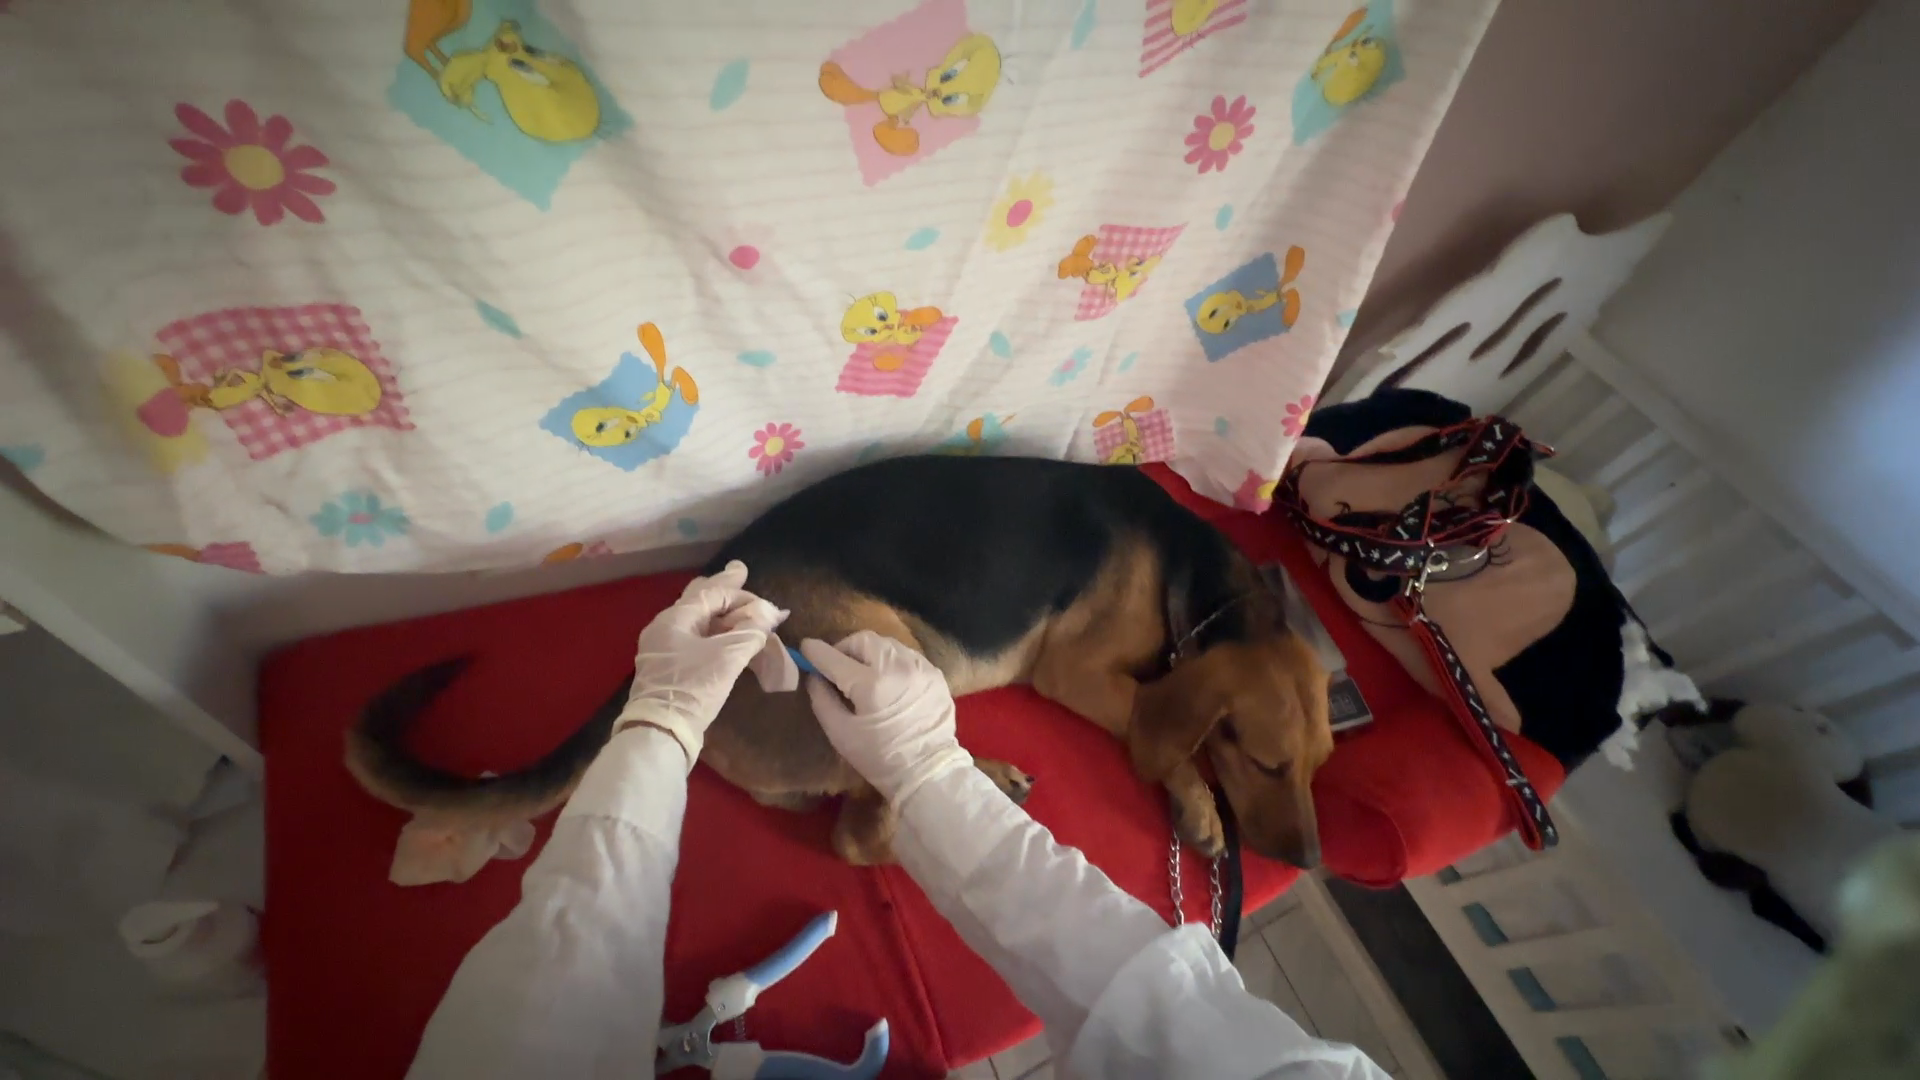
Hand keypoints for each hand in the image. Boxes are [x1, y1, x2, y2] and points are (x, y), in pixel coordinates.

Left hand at [619, 560, 785, 765]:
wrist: (662, 733)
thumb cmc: (693, 688)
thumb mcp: (728, 657)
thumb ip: (751, 630)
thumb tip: (770, 612)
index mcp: (674, 619)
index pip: (714, 594)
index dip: (745, 596)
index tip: (770, 607)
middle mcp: (665, 628)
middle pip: (699, 599)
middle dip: (723, 588)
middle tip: (740, 571)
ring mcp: (665, 649)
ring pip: (698, 620)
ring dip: (722, 613)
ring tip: (739, 604)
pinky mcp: (671, 668)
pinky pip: (697, 637)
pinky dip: (716, 631)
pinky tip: (728, 634)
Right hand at [800, 631, 969, 805]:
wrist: (928, 770)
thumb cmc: (879, 757)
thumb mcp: (840, 733)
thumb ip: (822, 698)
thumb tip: (814, 675)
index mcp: (871, 685)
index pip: (835, 657)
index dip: (816, 652)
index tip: (806, 648)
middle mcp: (898, 666)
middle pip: (863, 640)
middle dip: (846, 649)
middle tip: (839, 668)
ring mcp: (920, 667)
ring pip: (886, 644)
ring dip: (870, 653)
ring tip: (865, 674)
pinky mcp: (935, 672)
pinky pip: (906, 655)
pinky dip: (892, 661)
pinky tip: (890, 682)